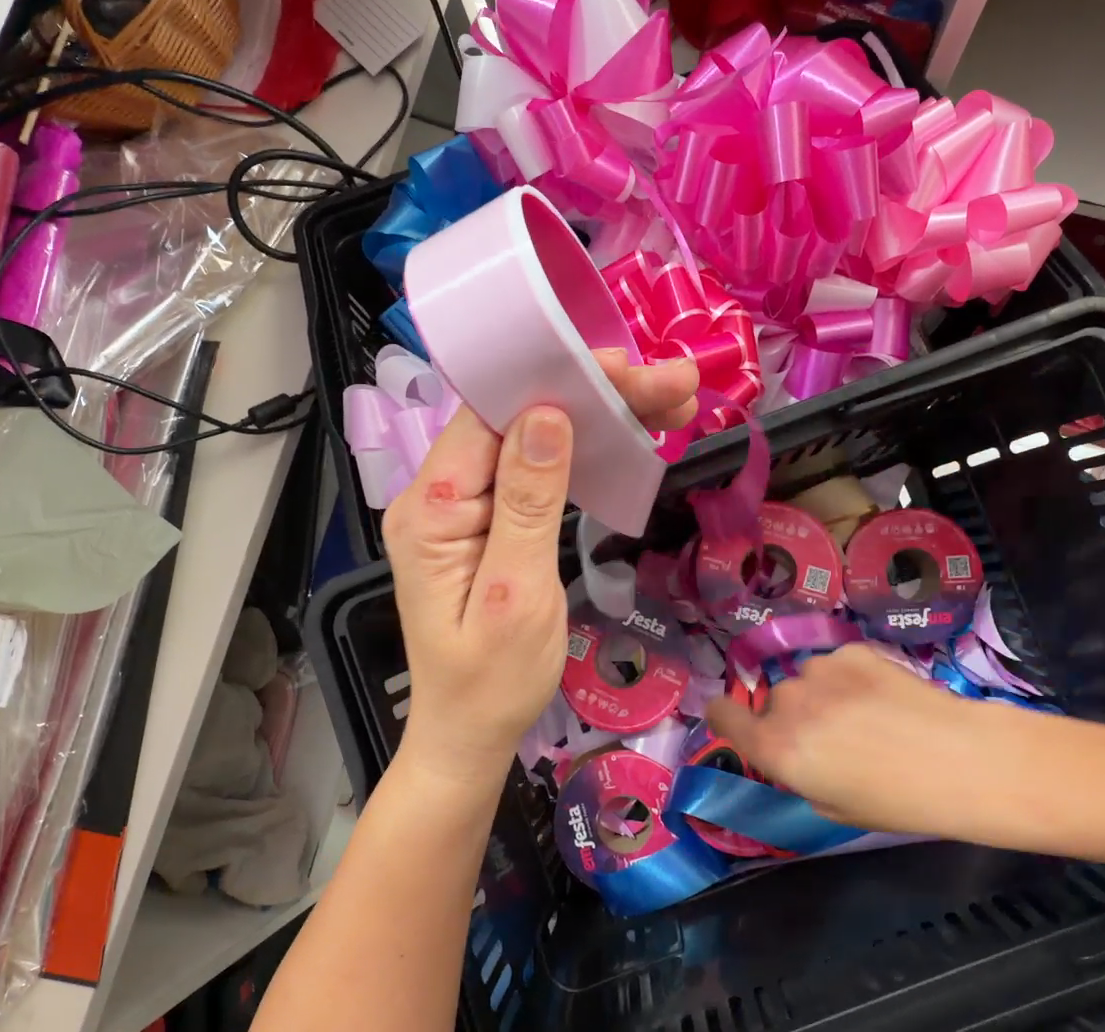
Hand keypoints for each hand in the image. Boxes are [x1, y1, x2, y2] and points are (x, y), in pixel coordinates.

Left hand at [384, 351, 698, 787]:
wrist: (469, 735)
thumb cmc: (491, 682)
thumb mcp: (516, 594)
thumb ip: (528, 503)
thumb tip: (547, 416)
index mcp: (432, 507)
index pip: (491, 415)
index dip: (555, 382)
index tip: (623, 368)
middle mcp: (439, 493)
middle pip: (515, 419)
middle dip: (591, 394)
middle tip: (672, 384)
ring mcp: (463, 506)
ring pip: (530, 439)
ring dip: (595, 417)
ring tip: (667, 402)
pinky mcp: (486, 521)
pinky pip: (532, 471)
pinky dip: (580, 452)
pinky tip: (626, 437)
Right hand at [708, 644, 1057, 844]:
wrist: (961, 759)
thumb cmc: (898, 802)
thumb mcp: (833, 806)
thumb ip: (799, 774)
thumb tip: (800, 753)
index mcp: (776, 749)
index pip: (720, 715)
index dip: (725, 718)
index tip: (741, 724)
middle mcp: (787, 703)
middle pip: (774, 703)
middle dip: (795, 718)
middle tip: (837, 739)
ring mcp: (819, 669)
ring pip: (807, 680)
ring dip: (823, 694)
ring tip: (869, 716)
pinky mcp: (852, 648)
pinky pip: (836, 663)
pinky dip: (851, 676)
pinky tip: (885, 695)